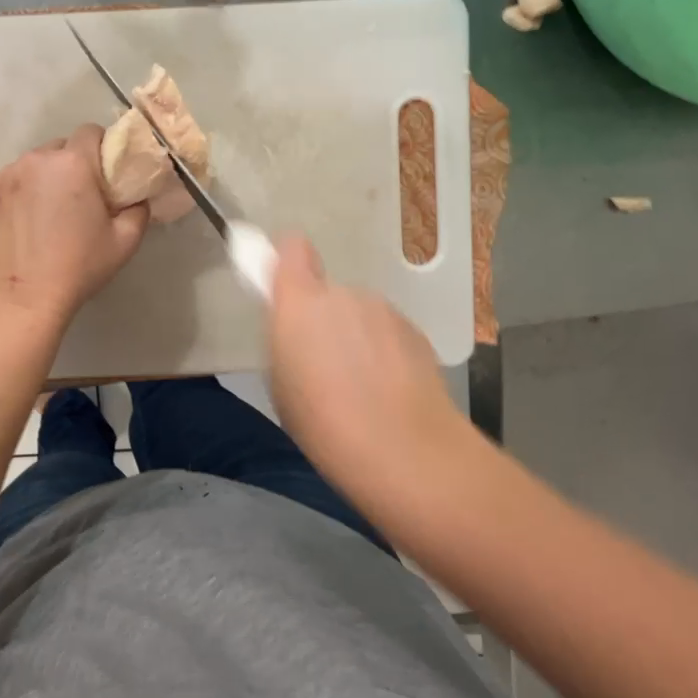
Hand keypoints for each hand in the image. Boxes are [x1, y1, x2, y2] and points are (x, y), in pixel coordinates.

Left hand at [0, 124, 148, 323]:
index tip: (105, 174)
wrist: (25, 297)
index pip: (90, 132)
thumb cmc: (79, 267)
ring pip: (35, 163)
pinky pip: (14, 180)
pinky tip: (29, 220)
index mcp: (73, 163)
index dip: (101, 148)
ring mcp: (8, 176)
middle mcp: (36, 160)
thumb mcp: (125, 241)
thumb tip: (136, 196)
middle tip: (80, 196)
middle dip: (73, 163)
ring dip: (47, 176)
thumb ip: (139, 209)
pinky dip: (24, 191)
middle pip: (61, 146)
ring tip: (51, 210)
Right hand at [267, 234, 475, 491]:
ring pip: (360, 316)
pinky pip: (387, 335)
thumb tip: (297, 327)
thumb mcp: (280, 379)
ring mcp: (383, 311)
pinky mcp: (416, 332)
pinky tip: (387, 392)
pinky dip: (385, 354)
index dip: (288, 263)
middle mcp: (342, 295)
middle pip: (326, 294)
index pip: (292, 250)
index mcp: (298, 303)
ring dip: (357, 338)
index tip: (284, 287)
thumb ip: (286, 338)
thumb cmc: (321, 419)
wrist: (401, 447)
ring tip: (359, 387)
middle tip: (321, 365)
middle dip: (324, 320)